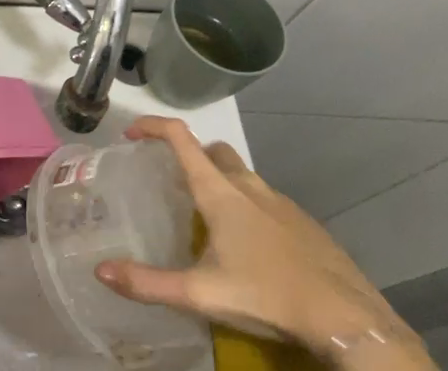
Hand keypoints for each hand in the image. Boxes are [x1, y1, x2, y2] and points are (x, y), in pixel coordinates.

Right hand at [95, 118, 433, 370]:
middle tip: (170, 179)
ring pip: (243, 176)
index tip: (131, 134)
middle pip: (213, 151)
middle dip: (189, 154)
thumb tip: (100, 271)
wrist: (347, 321)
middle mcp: (249, 187)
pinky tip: (248, 245)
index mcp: (219, 192)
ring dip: (220, 181)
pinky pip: (267, 201)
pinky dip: (248, 207)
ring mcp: (282, 203)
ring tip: (206, 216)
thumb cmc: (267, 296)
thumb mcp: (200, 294)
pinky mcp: (305, 224)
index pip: (180, 137)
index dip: (152, 126)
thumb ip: (148, 283)